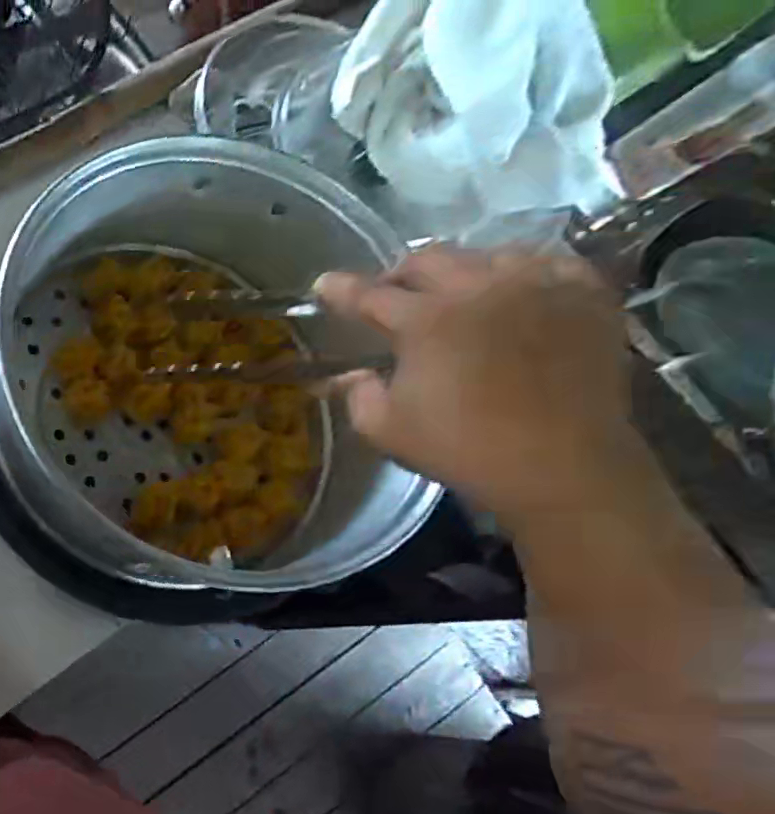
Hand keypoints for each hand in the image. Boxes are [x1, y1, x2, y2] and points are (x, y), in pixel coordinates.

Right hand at [315, 246, 635, 521]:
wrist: (558, 461)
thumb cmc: (458, 445)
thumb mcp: (382, 426)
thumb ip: (357, 392)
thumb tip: (349, 375)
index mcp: (426, 321)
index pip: (369, 295)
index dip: (340, 289)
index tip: (323, 283)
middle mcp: (483, 289)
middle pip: (432, 259)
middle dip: (400, 273)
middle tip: (389, 293)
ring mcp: (543, 286)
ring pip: (491, 254)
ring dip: (461, 269)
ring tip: (453, 292)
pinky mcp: (588, 296)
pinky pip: (551, 264)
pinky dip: (522, 272)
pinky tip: (513, 292)